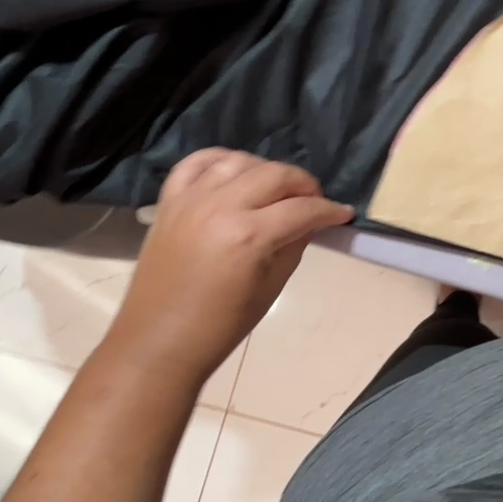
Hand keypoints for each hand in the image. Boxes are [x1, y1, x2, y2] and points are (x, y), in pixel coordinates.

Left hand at [101, 149, 352, 383]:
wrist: (160, 340)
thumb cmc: (222, 324)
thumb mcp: (271, 287)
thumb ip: (293, 246)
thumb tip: (308, 222)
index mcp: (249, 236)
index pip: (302, 209)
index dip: (329, 211)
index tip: (343, 214)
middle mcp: (220, 207)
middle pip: (275, 175)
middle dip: (304, 184)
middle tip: (315, 201)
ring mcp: (190, 200)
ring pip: (239, 162)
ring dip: (266, 170)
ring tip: (278, 189)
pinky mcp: (169, 202)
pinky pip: (195, 164)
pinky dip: (220, 161)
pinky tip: (236, 172)